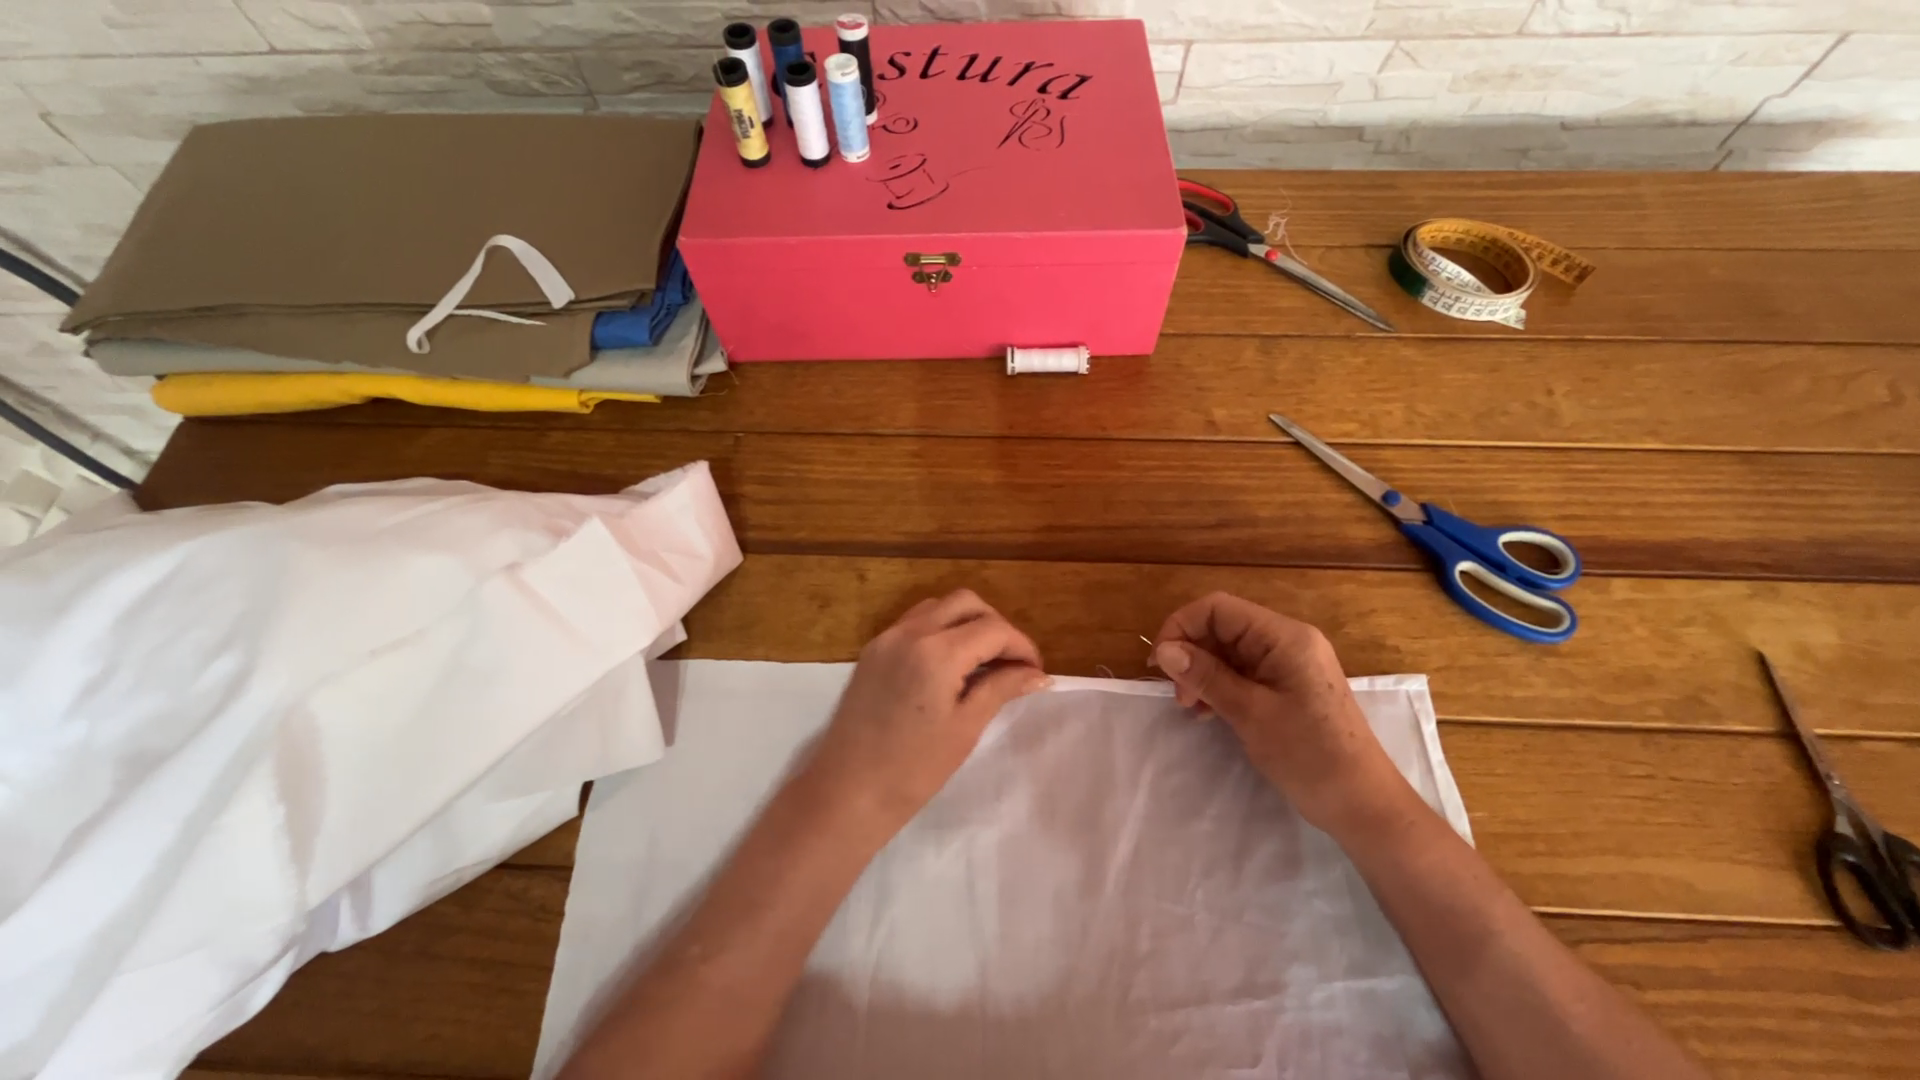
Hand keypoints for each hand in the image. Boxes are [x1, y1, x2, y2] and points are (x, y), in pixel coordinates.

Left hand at [810, 590, 1049, 825]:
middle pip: (967, 603)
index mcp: (937, 652)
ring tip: (984, 662)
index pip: (994, 629)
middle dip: (996, 626)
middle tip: (1012, 664)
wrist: (849, 791)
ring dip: (968, 623)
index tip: (1036, 672)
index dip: (1022, 647)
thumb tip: (1037, 674)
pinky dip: (941, 629)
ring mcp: (887, 638)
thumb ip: (1001, 689)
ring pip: (939, 606)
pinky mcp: (873, 650)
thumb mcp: (966, 727)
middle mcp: (910, 632)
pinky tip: (951, 665)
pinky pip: (915, 622)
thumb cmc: (914, 769)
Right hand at [1152, 592, 1413, 838]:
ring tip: (1192, 709)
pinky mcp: (1289, 686)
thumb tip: (1164, 650)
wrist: (1362, 803)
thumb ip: (1206, 677)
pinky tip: (1209, 712)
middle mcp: (1288, 641)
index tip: (1160, 666)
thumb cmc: (1309, 755)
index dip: (1181, 627)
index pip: (1218, 608)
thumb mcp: (1250, 714)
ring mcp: (1290, 664)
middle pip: (1222, 627)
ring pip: (1229, 651)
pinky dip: (1220, 686)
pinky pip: (1243, 672)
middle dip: (1191, 654)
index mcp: (1285, 637)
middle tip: (1179, 697)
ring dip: (1202, 674)